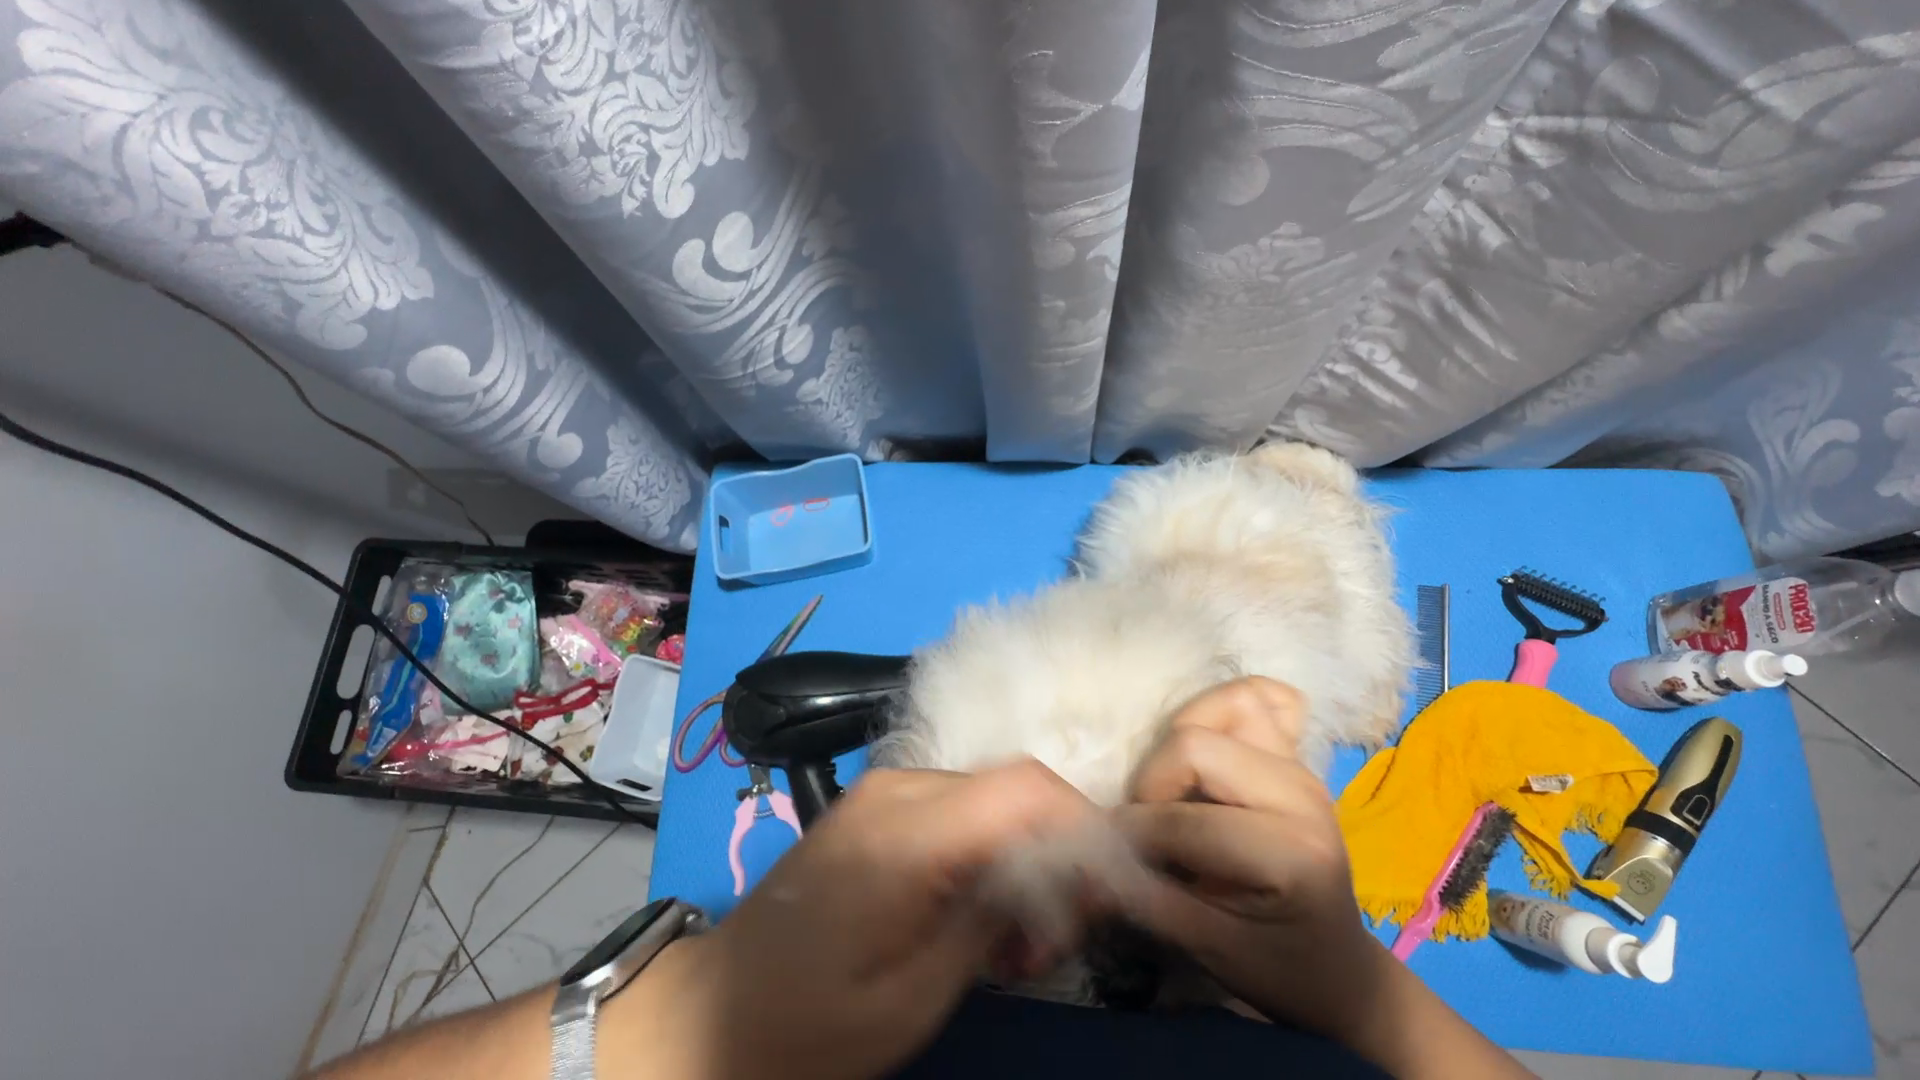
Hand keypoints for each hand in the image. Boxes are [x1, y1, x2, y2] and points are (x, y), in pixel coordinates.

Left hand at [658, 760, 1100, 1079]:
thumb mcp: (915, 996)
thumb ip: (993, 920)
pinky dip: (989, 855)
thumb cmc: (812, 1022)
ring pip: (993, 800)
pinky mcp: (880, 808)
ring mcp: (885, 793)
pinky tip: (979, 918)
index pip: (1023, 789)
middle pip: (1015, 792)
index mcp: (906, 833)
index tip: (1110, 889)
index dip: (1084, 825)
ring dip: (1025, 860)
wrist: (715, 1009)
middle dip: (1058, 856)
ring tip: (1015, 945)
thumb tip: (1067, 874)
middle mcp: (898, 790)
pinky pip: (960, 811)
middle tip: (1055, 942)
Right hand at [1113, 677, 1388, 1039]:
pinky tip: (1209, 744)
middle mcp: (1300, 794)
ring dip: (1182, 740)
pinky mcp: (1294, 756)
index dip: (1131, 835)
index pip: (1183, 819)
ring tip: (1172, 789)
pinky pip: (1262, 697)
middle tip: (1145, 829)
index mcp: (1290, 852)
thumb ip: (1142, 897)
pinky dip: (1226, 708)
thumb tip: (1079, 858)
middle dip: (1152, 784)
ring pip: (1226, 704)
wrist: (1338, 970)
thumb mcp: (1207, 948)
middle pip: (1195, 744)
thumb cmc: (1277, 967)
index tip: (1108, 857)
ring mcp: (1300, 767)